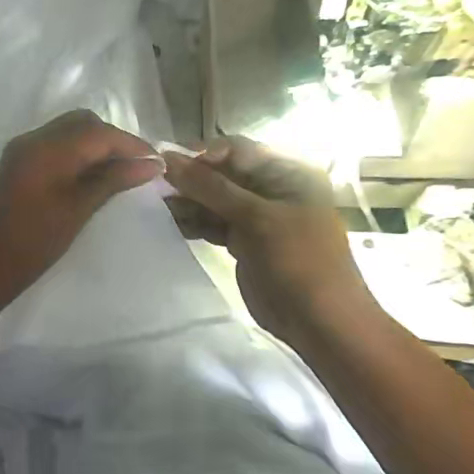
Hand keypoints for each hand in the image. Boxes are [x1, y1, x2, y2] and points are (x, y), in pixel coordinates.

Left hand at [0, 110, 161, 304]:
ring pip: (68, 130)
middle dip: (113, 139)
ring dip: (95, 143)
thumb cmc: (37, 240)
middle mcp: (33, 139)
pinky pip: (54, 143)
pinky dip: (77, 151)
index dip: (130, 143)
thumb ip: (114, 179)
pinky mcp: (19, 161)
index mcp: (47, 148)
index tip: (157, 161)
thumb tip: (152, 163)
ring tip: (120, 170)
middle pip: (83, 123)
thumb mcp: (80, 208)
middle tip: (138, 165)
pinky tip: (93, 173)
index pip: (98, 132)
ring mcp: (23, 148)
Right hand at [161, 137, 369, 329]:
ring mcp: (258, 216)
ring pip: (214, 199)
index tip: (165, 165)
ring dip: (187, 201)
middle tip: (153, 187)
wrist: (320, 323)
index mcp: (288, 172)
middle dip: (190, 179)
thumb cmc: (298, 260)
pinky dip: (193, 222)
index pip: (236, 150)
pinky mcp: (245, 240)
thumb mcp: (255, 218)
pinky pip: (213, 222)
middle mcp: (273, 188)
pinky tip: (169, 223)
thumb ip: (210, 187)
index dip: (201, 154)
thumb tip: (167, 159)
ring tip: (157, 207)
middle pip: (222, 174)